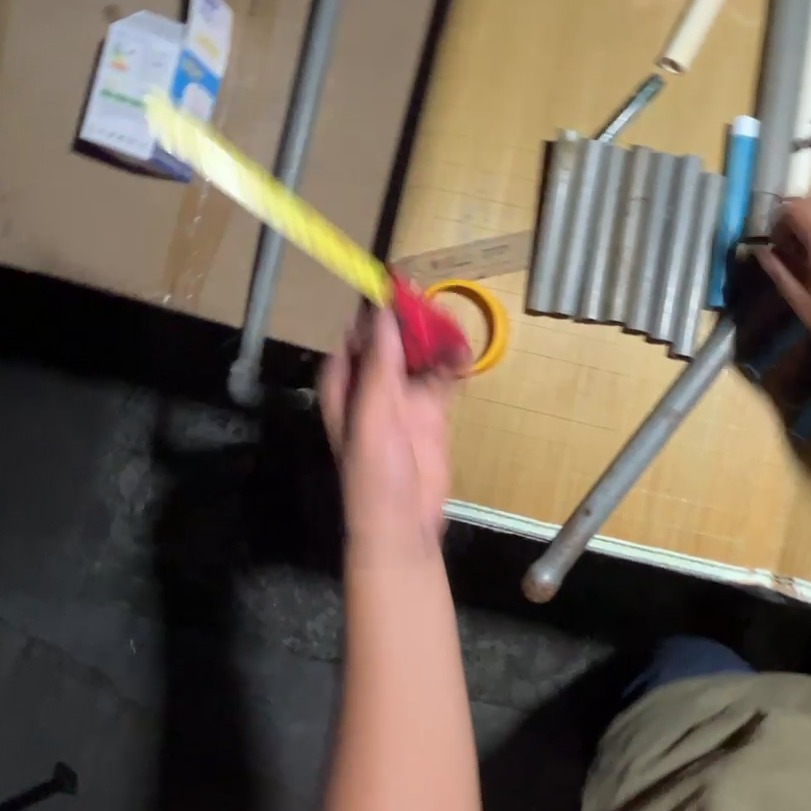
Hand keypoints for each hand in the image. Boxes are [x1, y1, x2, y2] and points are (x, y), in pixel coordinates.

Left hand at [319, 308, 455, 559]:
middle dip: (411, 322)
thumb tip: (385, 316)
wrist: (404, 521)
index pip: (356, 337)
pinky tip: (465, 358)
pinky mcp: (430, 414)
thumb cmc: (375, 474)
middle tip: (434, 303)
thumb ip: (380, 367)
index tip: (397, 288)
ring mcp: (403, 400)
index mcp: (345, 386)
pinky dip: (453, 366)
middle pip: (392, 342)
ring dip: (435, 342)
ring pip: (419, 357)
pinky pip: (441, 380)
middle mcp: (372, 388)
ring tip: (455, 326)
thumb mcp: (373, 416)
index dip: (374, 314)